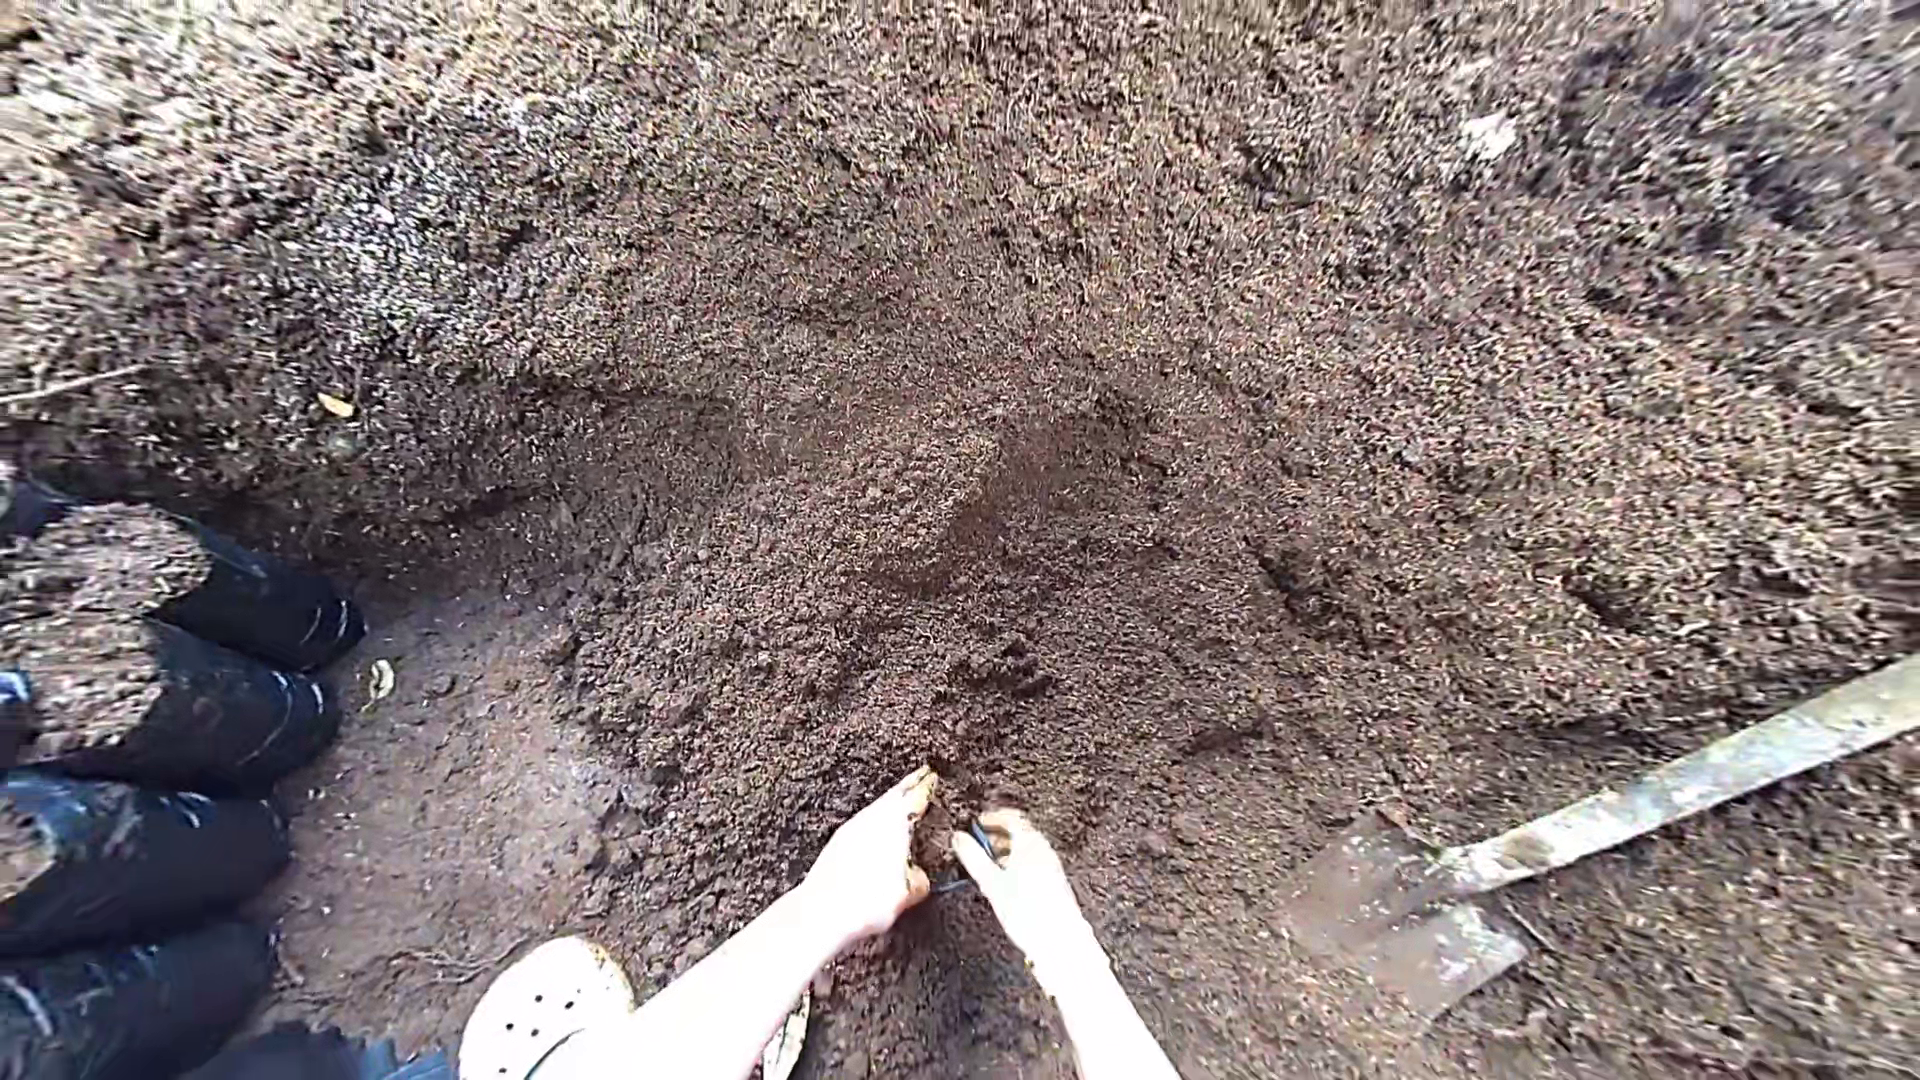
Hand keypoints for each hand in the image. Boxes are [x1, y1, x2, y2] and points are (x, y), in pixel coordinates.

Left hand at [801, 765, 937, 946]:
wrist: (820, 914)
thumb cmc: (866, 902)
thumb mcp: (908, 894)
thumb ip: (919, 880)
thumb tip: (920, 877)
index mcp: (895, 820)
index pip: (915, 794)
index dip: (926, 784)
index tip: (932, 776)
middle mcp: (873, 817)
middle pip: (895, 793)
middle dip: (909, 784)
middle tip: (920, 776)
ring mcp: (853, 826)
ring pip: (878, 805)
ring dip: (892, 800)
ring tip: (901, 802)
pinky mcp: (838, 840)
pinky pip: (864, 819)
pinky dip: (876, 817)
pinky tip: (877, 829)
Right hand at [950, 808, 1109, 991]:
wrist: (1061, 944)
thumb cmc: (1030, 913)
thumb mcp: (991, 883)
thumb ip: (973, 857)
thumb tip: (959, 838)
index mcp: (1030, 842)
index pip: (1011, 817)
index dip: (993, 817)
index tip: (979, 823)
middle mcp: (1043, 850)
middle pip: (1020, 832)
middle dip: (998, 834)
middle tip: (981, 841)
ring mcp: (1051, 866)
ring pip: (1026, 848)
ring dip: (1007, 850)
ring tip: (990, 862)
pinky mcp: (1055, 884)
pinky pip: (1033, 863)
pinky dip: (1017, 863)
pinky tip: (1008, 881)